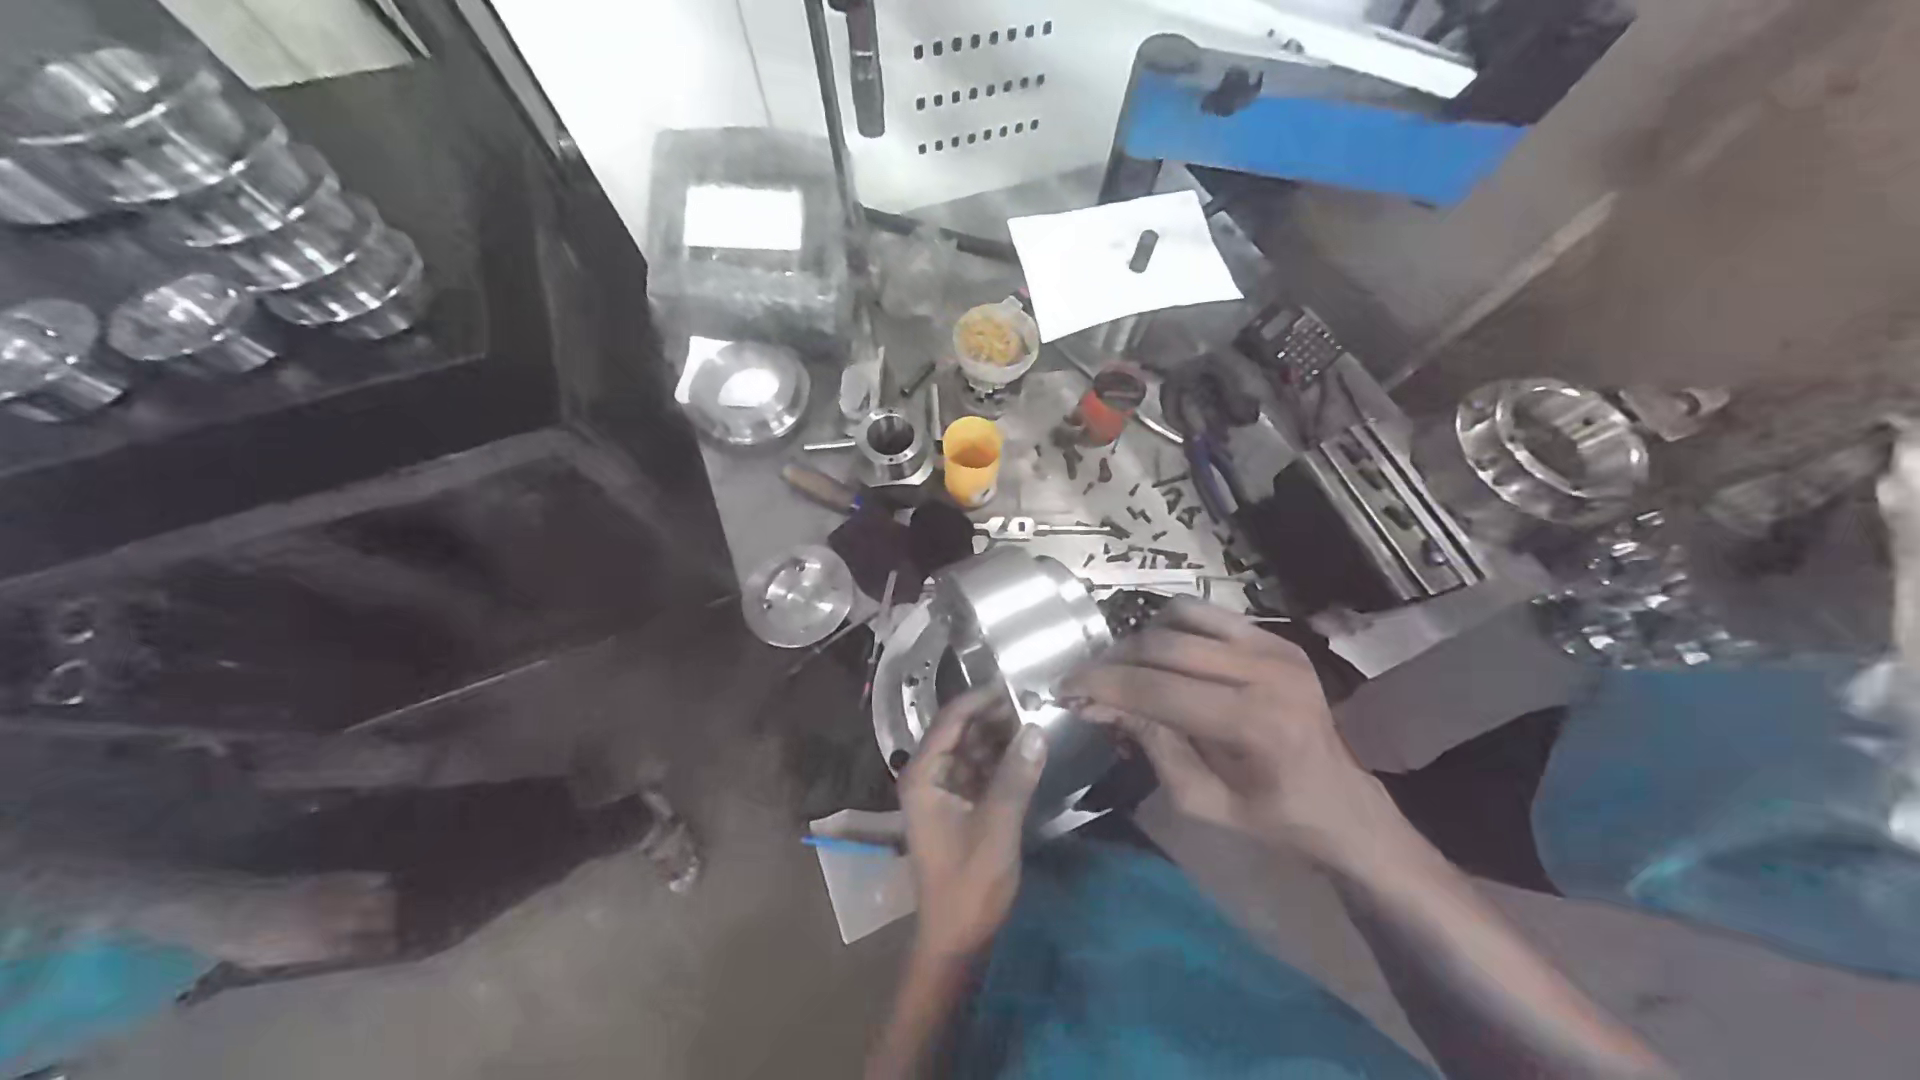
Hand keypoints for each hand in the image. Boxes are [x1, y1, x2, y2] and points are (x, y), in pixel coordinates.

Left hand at [899, 687, 1047, 960]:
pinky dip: (999, 759)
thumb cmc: (969, 883)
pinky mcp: (958, 806)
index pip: (950, 721)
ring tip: (1033, 720)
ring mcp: (942, 791)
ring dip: (998, 736)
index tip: (1012, 684)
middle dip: (992, 716)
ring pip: (971, 749)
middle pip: (959, 731)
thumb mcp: (996, 827)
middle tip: (1031, 701)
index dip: (979, 699)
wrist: (957, 937)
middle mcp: (928, 776)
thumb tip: (1036, 730)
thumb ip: (1015, 776)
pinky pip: (978, 770)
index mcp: (923, 776)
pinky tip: (1025, 752)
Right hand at [1064, 598, 1395, 865]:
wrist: (1342, 802)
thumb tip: (1097, 703)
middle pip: (1162, 646)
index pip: (1157, 690)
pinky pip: (1205, 614)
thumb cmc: (1271, 818)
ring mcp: (1275, 646)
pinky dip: (1171, 629)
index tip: (1063, 688)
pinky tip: (1162, 658)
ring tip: (1125, 670)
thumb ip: (1150, 743)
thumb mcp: (1200, 800)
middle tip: (1085, 683)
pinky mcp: (1276, 637)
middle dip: (1112, 663)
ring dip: (1140, 641)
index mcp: (1254, 725)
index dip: (1102, 686)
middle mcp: (1267, 672)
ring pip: (1180, 617)